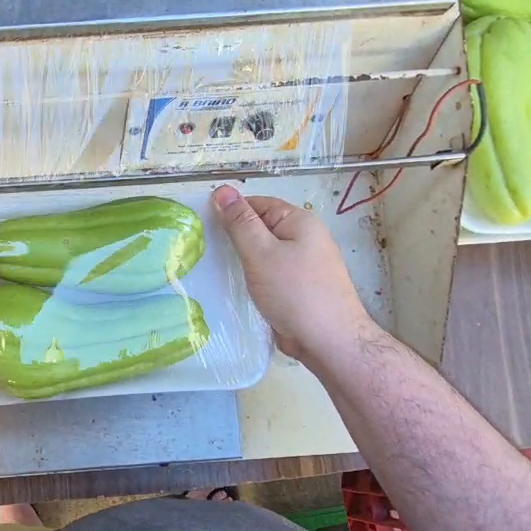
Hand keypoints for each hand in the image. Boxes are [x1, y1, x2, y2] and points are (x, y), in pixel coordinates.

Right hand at [212, 186, 372, 362]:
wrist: (327, 340)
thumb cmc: (294, 292)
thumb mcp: (261, 253)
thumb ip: (240, 222)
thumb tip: (222, 190)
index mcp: (300, 222)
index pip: (258, 204)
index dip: (231, 211)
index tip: (202, 225)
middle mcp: (305, 239)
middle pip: (261, 229)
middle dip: (235, 238)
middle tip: (204, 250)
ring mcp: (303, 265)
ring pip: (264, 255)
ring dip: (242, 262)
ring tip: (214, 270)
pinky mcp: (298, 289)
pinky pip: (269, 275)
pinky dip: (253, 279)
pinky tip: (235, 289)